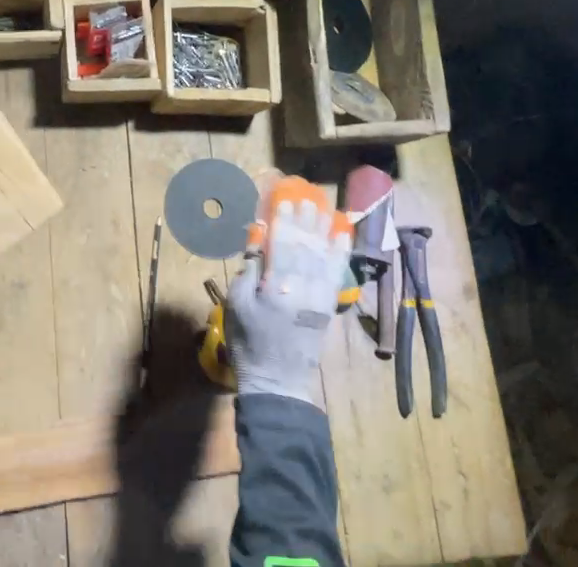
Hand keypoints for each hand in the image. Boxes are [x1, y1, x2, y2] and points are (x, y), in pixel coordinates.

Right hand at [226, 176, 352, 406]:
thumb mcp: (237, 304)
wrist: (277, 380)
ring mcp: (319, 299)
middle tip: (306, 198)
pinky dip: (339, 254)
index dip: (284, 223)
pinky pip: (336, 275)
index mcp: (277, 289)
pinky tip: (340, 236)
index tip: (285, 201)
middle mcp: (303, 290)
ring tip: (323, 209)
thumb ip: (250, 273)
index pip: (283, 248)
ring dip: (323, 231)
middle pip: (305, 248)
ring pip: (323, 257)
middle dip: (305, 221)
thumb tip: (259, 244)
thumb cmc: (248, 341)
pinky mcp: (327, 307)